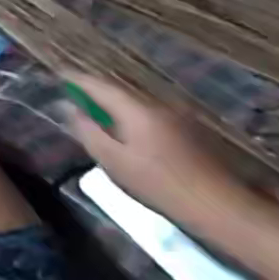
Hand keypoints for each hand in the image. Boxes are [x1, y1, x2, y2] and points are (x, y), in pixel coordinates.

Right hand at [57, 72, 256, 225]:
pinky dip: (131, 115)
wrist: (219, 206)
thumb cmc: (157, 183)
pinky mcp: (190, 131)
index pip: (101, 86)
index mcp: (137, 110)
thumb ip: (87, 130)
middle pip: (121, 91)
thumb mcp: (112, 159)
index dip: (77, 79)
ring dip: (114, 104)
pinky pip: (151, 114)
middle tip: (73, 92)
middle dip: (95, 90)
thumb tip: (69, 107)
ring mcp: (179, 117)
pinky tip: (125, 129)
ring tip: (95, 109)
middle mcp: (160, 106)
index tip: (58, 74)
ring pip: (137, 103)